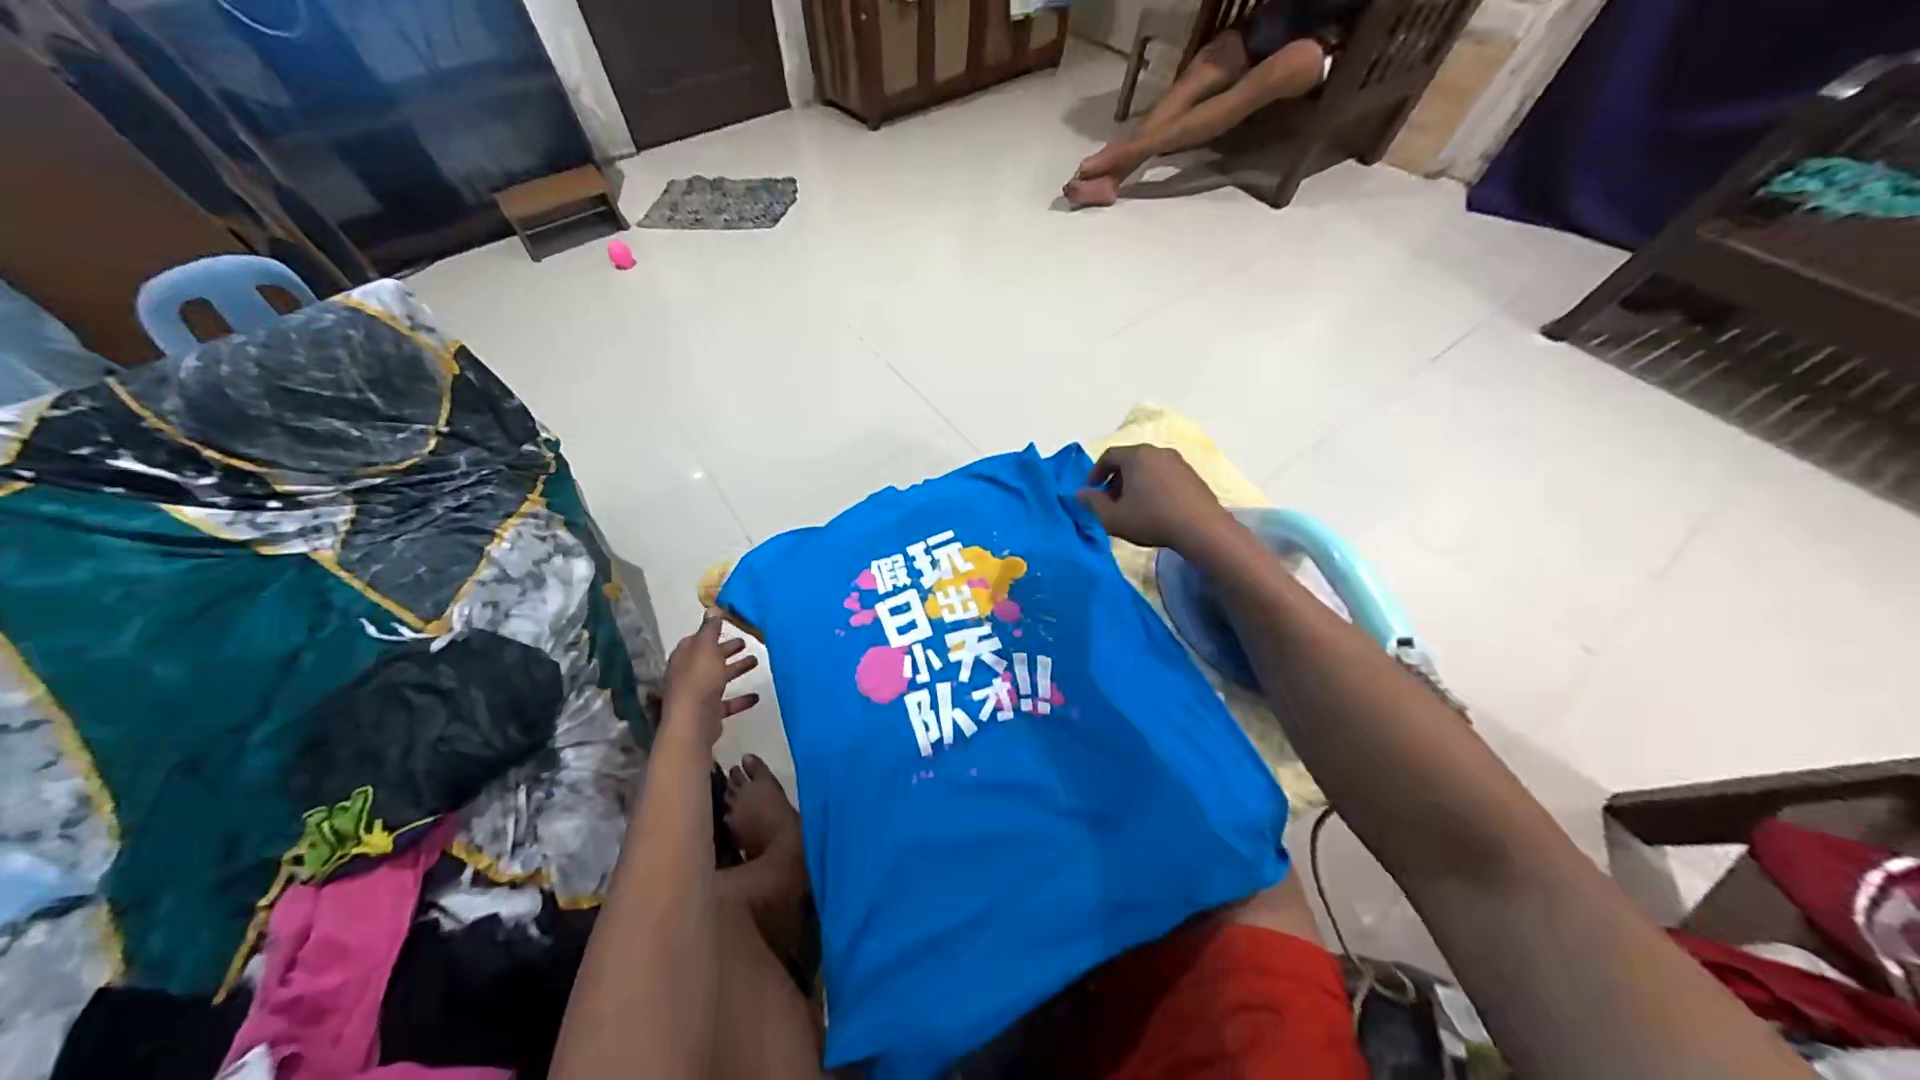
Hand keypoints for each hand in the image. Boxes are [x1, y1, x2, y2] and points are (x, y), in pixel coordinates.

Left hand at [663, 615, 760, 747]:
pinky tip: (756, 696)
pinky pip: (727, 702)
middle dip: (726, 649)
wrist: (693, 721)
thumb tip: (712, 609)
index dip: (711, 632)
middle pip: (709, 657)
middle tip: (745, 643)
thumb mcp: (706, 647)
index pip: (697, 639)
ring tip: (756, 662)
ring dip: (736, 669)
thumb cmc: (699, 679)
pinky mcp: (710, 712)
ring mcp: (699, 693)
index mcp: (685, 656)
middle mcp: (689, 673)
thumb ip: (710, 629)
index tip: (729, 625)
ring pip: (720, 677)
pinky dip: (741, 698)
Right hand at [1076, 444, 1233, 551]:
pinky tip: (1155, 509)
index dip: (1095, 473)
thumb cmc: (1152, 519)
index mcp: (1137, 455)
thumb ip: (1092, 504)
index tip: (1091, 491)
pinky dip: (1154, 487)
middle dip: (1116, 480)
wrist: (1201, 529)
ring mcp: (1179, 462)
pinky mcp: (1193, 476)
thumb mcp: (1113, 518)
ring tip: (1132, 507)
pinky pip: (1165, 476)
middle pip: (1130, 461)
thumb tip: (1079, 494)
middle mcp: (1158, 452)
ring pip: (1148, 468)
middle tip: (1110, 502)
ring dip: (1136, 484)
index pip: (1109, 455)